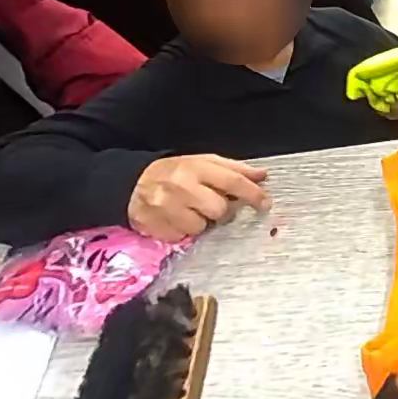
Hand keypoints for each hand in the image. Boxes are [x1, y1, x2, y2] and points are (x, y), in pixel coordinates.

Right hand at [127, 154, 270, 241]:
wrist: (132, 182)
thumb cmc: (177, 171)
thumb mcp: (206, 162)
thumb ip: (236, 169)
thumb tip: (262, 175)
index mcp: (197, 168)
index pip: (233, 182)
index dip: (253, 194)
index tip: (265, 204)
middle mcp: (180, 187)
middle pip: (219, 209)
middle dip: (224, 210)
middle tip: (217, 206)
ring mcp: (164, 208)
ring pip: (200, 227)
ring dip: (203, 222)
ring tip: (194, 211)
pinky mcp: (152, 226)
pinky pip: (180, 237)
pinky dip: (184, 231)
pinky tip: (178, 219)